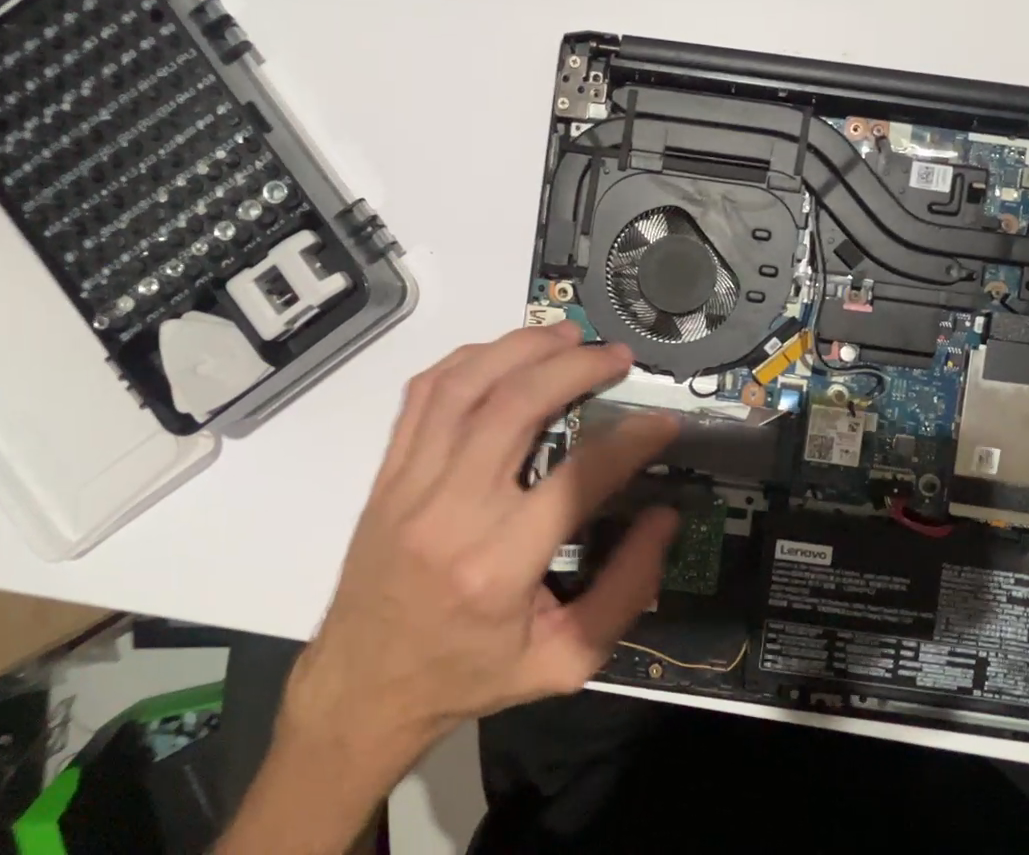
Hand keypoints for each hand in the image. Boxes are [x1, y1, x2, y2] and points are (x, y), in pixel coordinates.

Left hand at [287, 321, 679, 744]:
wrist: (362, 690)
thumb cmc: (469, 677)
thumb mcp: (564, 663)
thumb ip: (625, 592)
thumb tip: (665, 518)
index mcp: (499, 567)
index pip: (578, 478)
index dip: (631, 440)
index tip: (663, 421)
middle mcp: (450, 513)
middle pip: (515, 407)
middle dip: (575, 367)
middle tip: (615, 357)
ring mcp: (409, 486)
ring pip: (465, 386)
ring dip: (520, 348)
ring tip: (566, 336)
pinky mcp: (386, 475)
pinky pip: (423, 396)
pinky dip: (466, 361)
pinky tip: (502, 353)